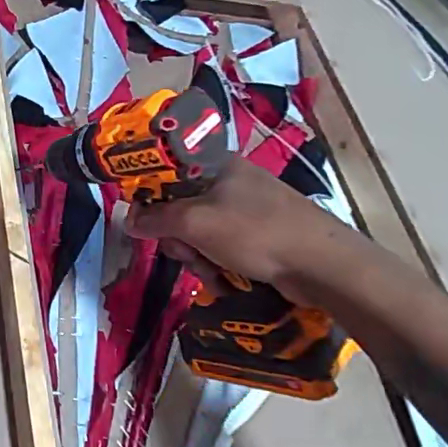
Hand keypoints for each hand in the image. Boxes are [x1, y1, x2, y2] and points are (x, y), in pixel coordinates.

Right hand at [123, 158, 364, 305]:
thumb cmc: (255, 232)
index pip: (167, 174)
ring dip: (198, 257)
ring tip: (213, 272)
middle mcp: (229, 182)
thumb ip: (157, 219)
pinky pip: (221, 248)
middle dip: (179, 238)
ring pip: (199, 233)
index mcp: (216, 166)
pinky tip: (225, 280)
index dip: (150, 200)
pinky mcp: (257, 236)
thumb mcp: (196, 222)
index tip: (143, 224)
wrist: (319, 264)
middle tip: (189, 253)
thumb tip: (128, 220)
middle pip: (180, 209)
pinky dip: (218, 265)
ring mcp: (245, 210)